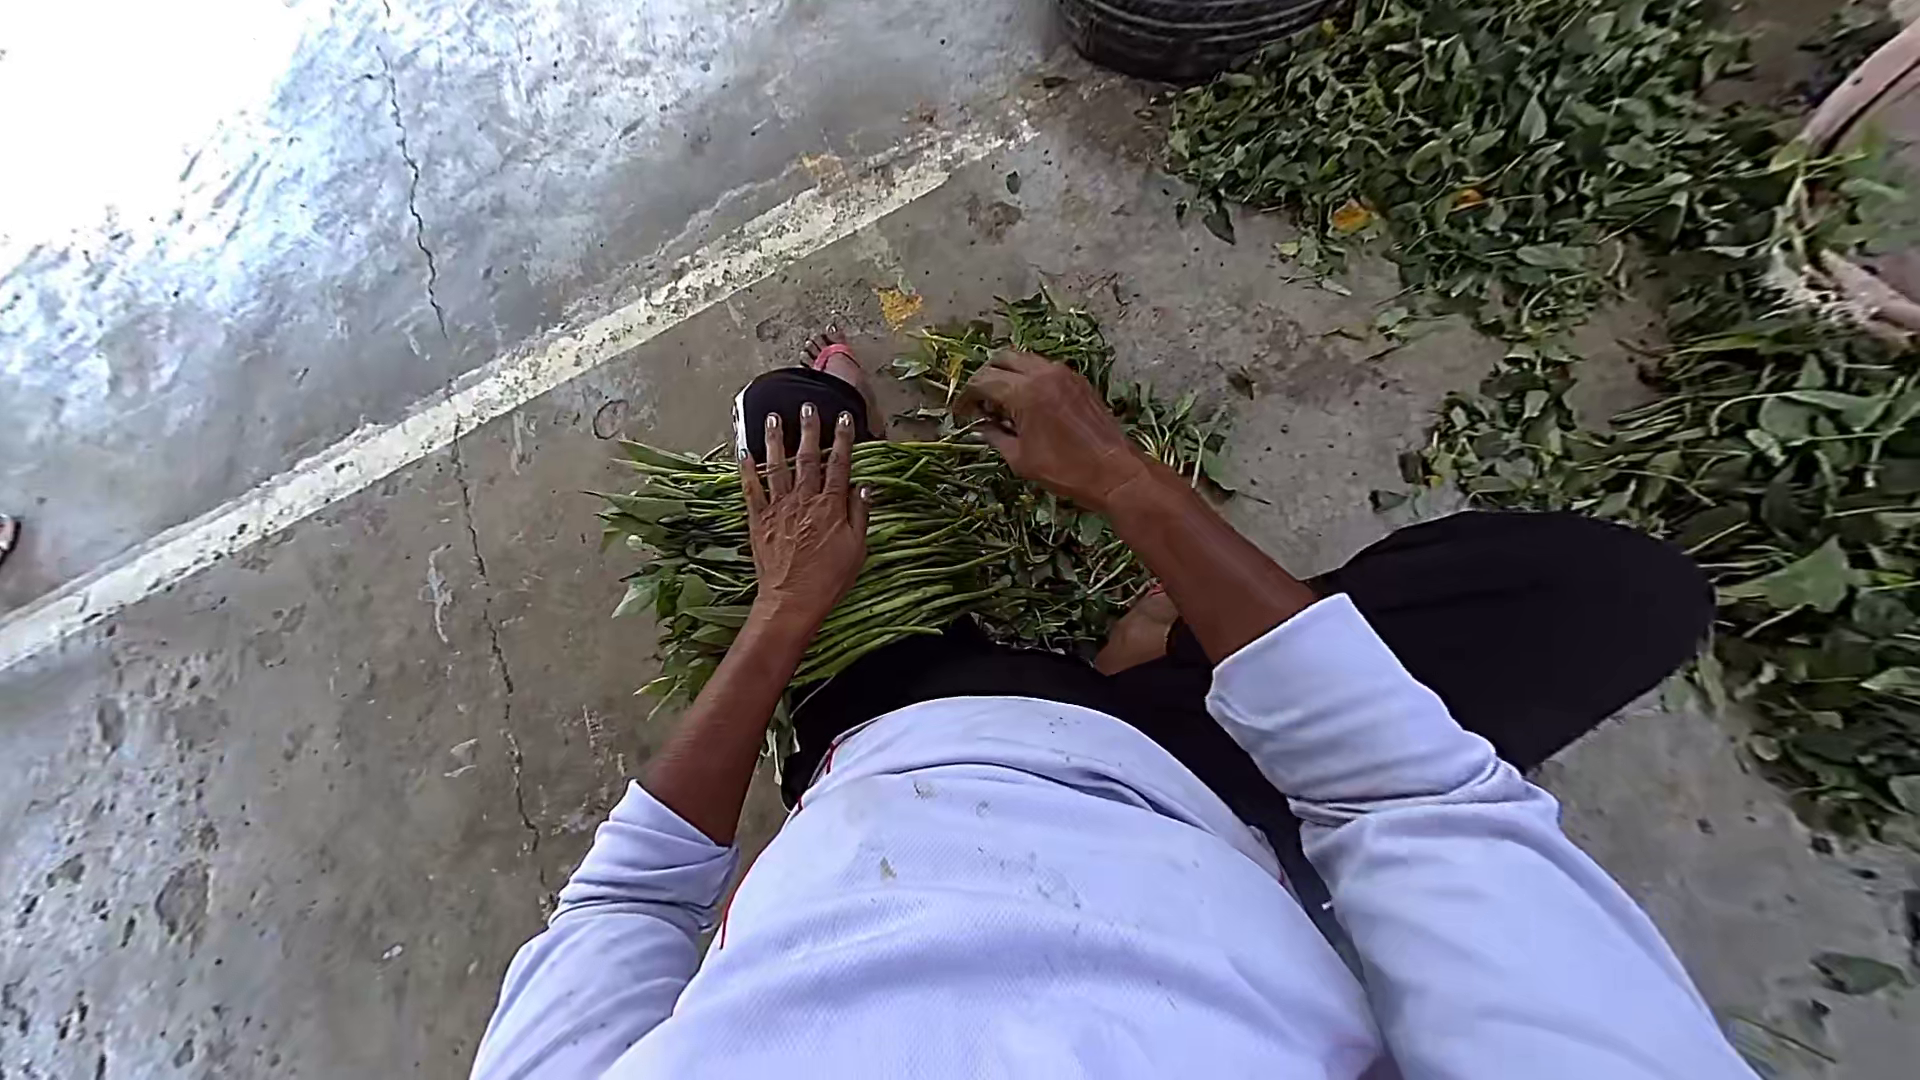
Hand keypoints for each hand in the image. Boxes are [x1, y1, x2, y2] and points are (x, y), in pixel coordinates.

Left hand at [741, 404, 870, 630]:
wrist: (791, 601)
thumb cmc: (829, 579)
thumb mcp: (857, 549)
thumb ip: (859, 514)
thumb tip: (864, 486)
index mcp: (831, 506)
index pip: (840, 464)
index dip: (843, 440)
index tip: (844, 419)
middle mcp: (804, 500)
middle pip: (808, 458)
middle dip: (809, 430)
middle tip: (808, 406)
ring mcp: (779, 508)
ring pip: (778, 466)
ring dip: (777, 440)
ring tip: (775, 418)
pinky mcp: (759, 520)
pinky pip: (752, 489)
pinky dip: (747, 470)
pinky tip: (744, 452)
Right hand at [956, 351, 1148, 511]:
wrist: (1114, 471)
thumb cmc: (1064, 470)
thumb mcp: (1019, 459)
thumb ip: (995, 437)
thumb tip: (981, 427)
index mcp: (1024, 392)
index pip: (983, 381)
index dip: (966, 396)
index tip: (960, 413)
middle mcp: (1043, 373)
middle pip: (1001, 359)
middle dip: (985, 378)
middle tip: (979, 403)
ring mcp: (1063, 373)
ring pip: (1024, 360)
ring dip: (1007, 375)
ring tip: (1003, 404)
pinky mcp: (1077, 380)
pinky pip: (1044, 368)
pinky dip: (1029, 378)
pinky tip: (1027, 404)